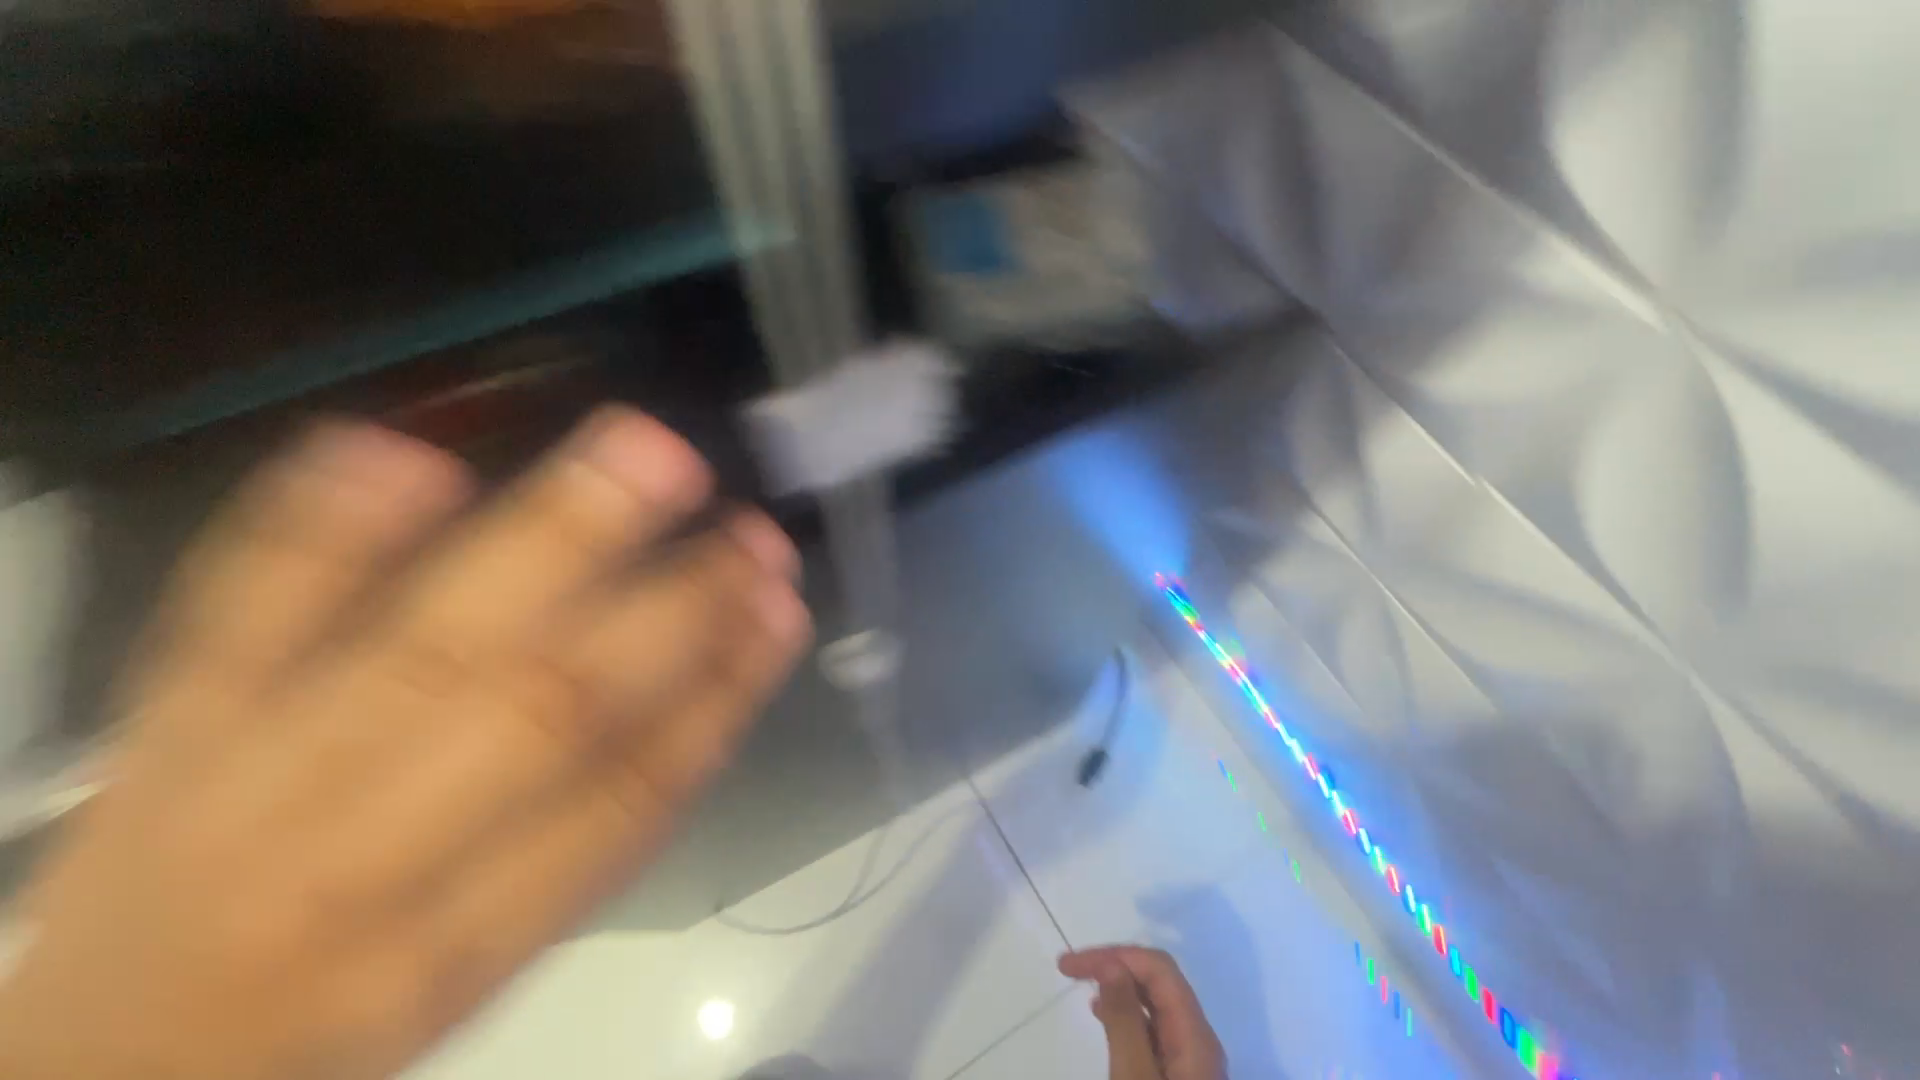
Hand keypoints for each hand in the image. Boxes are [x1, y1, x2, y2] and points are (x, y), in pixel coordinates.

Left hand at [0, 408, 810, 1079]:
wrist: (105, 1067)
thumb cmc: (333, 1011)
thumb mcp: (481, 973)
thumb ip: (590, 837)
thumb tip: (701, 684)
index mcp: (455, 948)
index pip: (623, 801)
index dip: (719, 694)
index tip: (781, 608)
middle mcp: (359, 862)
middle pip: (542, 711)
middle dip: (666, 609)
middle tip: (749, 526)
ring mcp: (247, 779)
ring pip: (424, 643)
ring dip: (545, 537)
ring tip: (641, 450)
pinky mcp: (161, 724)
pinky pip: (231, 612)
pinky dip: (313, 524)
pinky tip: (393, 445)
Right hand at [1060, 946, 1226, 1079]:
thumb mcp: (1135, 1075)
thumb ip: (1124, 1020)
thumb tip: (1110, 963)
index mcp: (1195, 1033)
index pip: (1158, 967)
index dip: (1114, 955)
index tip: (1069, 965)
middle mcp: (1199, 1038)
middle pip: (1160, 980)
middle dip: (1115, 965)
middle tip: (1071, 968)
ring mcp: (1193, 1059)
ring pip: (1156, 1003)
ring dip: (1119, 986)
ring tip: (1082, 986)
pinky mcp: (1181, 1075)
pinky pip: (1154, 1028)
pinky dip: (1126, 1013)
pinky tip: (1105, 1018)